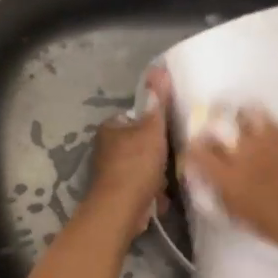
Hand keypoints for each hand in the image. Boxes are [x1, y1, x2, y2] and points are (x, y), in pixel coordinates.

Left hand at [84, 68, 171, 232]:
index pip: (135, 118)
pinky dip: (151, 192)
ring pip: (142, 167)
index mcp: (110, 128)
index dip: (153, 124)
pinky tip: (161, 198)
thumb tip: (159, 68)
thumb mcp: (152, 128)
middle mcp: (105, 148)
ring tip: (169, 180)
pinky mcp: (117, 194)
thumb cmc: (136, 164)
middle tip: (172, 157)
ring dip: (157, 175)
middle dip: (157, 153)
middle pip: (139, 144)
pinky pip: (141, 188)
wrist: (122, 209)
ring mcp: (110, 173)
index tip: (169, 133)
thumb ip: (157, 102)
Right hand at [182, 108, 277, 253]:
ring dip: (247, 118)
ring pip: (251, 112)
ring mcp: (273, 139)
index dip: (194, 148)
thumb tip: (209, 179)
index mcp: (229, 175)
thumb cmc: (277, 228)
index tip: (197, 149)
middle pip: (221, 121)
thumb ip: (222, 194)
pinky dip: (277, 130)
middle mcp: (246, 151)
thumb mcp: (240, 217)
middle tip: (220, 128)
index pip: (198, 151)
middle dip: (216, 122)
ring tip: (251, 125)